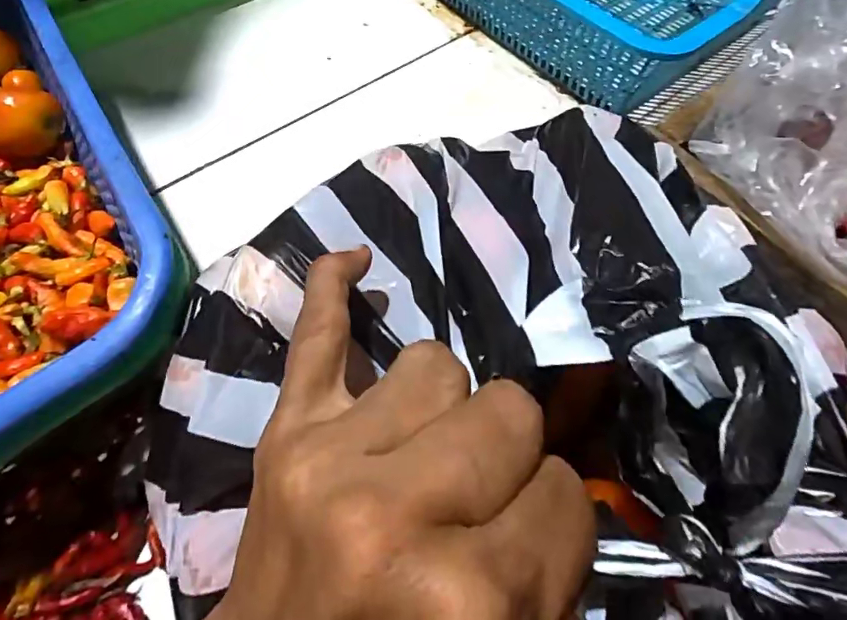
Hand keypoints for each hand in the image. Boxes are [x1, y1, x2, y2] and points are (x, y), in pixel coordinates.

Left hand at [215, 248, 593, 619]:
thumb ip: (548, 561)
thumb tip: (561, 472)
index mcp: (466, 597)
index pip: (563, 496)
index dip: (556, 512)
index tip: (530, 530)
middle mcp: (392, 512)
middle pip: (504, 414)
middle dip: (510, 450)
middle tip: (481, 489)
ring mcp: (326, 456)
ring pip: (434, 365)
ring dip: (447, 402)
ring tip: (426, 447)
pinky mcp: (283, 428)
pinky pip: (316, 335)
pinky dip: (334, 289)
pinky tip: (356, 260)